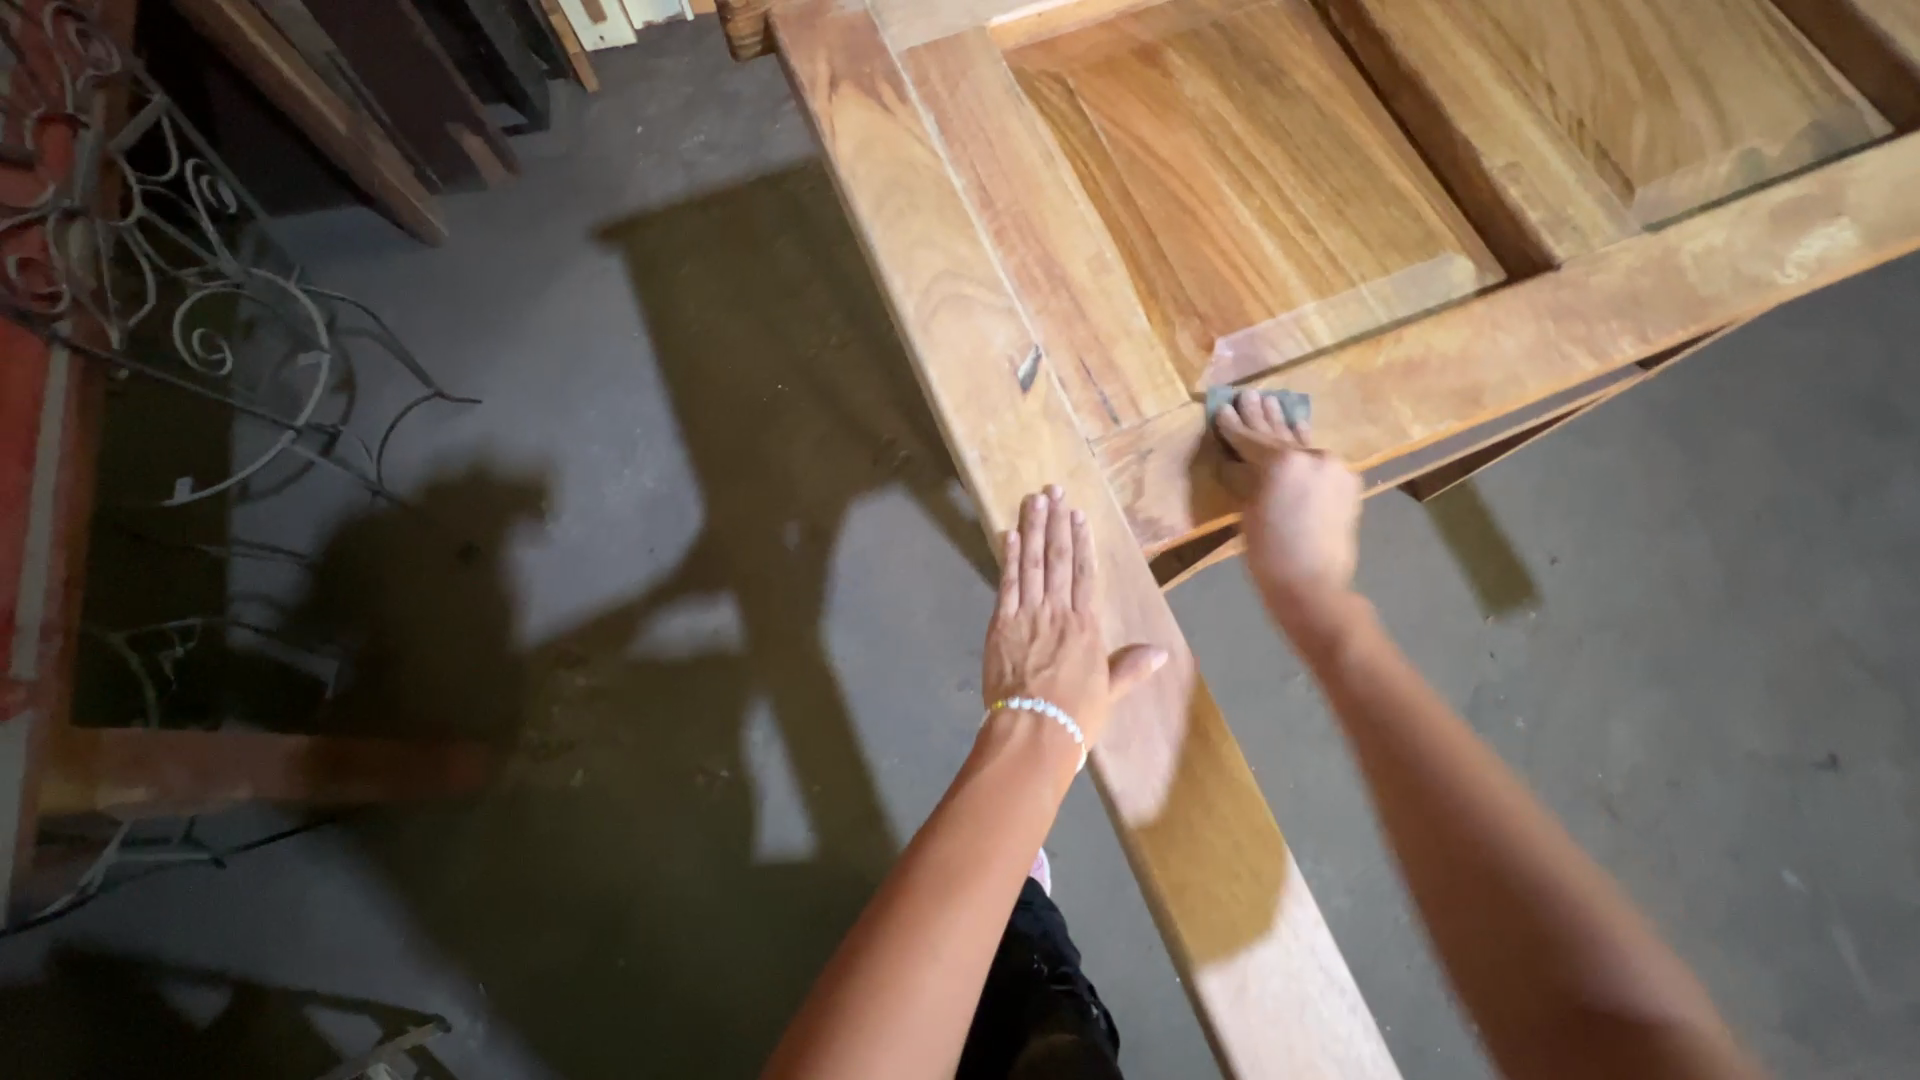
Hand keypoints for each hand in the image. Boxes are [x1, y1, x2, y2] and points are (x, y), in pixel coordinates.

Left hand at [982, 486, 1167, 749]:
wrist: (1034, 728)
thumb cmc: (1075, 715)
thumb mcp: (1108, 693)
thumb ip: (1130, 668)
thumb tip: (1161, 652)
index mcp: (1086, 625)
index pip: (1085, 574)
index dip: (1082, 541)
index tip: (1078, 514)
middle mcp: (1058, 611)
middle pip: (1059, 558)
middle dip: (1056, 523)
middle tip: (1053, 490)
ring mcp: (1028, 614)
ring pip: (1033, 563)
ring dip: (1033, 529)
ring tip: (1033, 500)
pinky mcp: (1001, 623)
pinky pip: (1007, 583)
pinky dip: (1009, 557)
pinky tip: (1010, 534)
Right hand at [1217, 389, 1362, 622]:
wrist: (1313, 585)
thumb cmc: (1268, 555)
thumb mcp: (1247, 513)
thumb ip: (1247, 480)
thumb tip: (1241, 463)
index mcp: (1282, 462)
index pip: (1251, 439)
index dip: (1233, 426)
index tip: (1223, 409)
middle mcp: (1311, 456)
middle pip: (1278, 434)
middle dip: (1260, 417)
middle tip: (1247, 394)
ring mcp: (1332, 467)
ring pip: (1301, 442)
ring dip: (1284, 425)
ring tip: (1271, 401)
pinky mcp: (1345, 481)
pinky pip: (1317, 458)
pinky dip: (1303, 445)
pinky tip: (1296, 431)